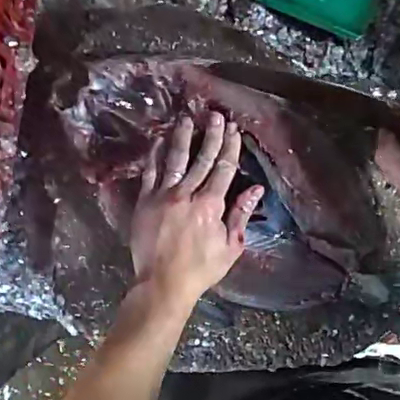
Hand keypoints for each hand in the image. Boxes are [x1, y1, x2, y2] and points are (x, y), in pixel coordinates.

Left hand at [130, 110, 263, 307]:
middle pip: (202, 158)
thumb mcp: (230, 246)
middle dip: (211, 135)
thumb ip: (240, 215)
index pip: (224, 168)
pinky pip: (151, 173)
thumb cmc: (201, 269)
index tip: (234, 130)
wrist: (163, 283)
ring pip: (175, 159)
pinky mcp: (145, 202)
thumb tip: (255, 190)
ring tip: (187, 119)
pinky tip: (160, 141)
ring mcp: (163, 196)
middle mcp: (187, 194)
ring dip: (182, 137)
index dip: (230, 147)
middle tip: (215, 115)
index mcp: (210, 205)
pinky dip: (156, 155)